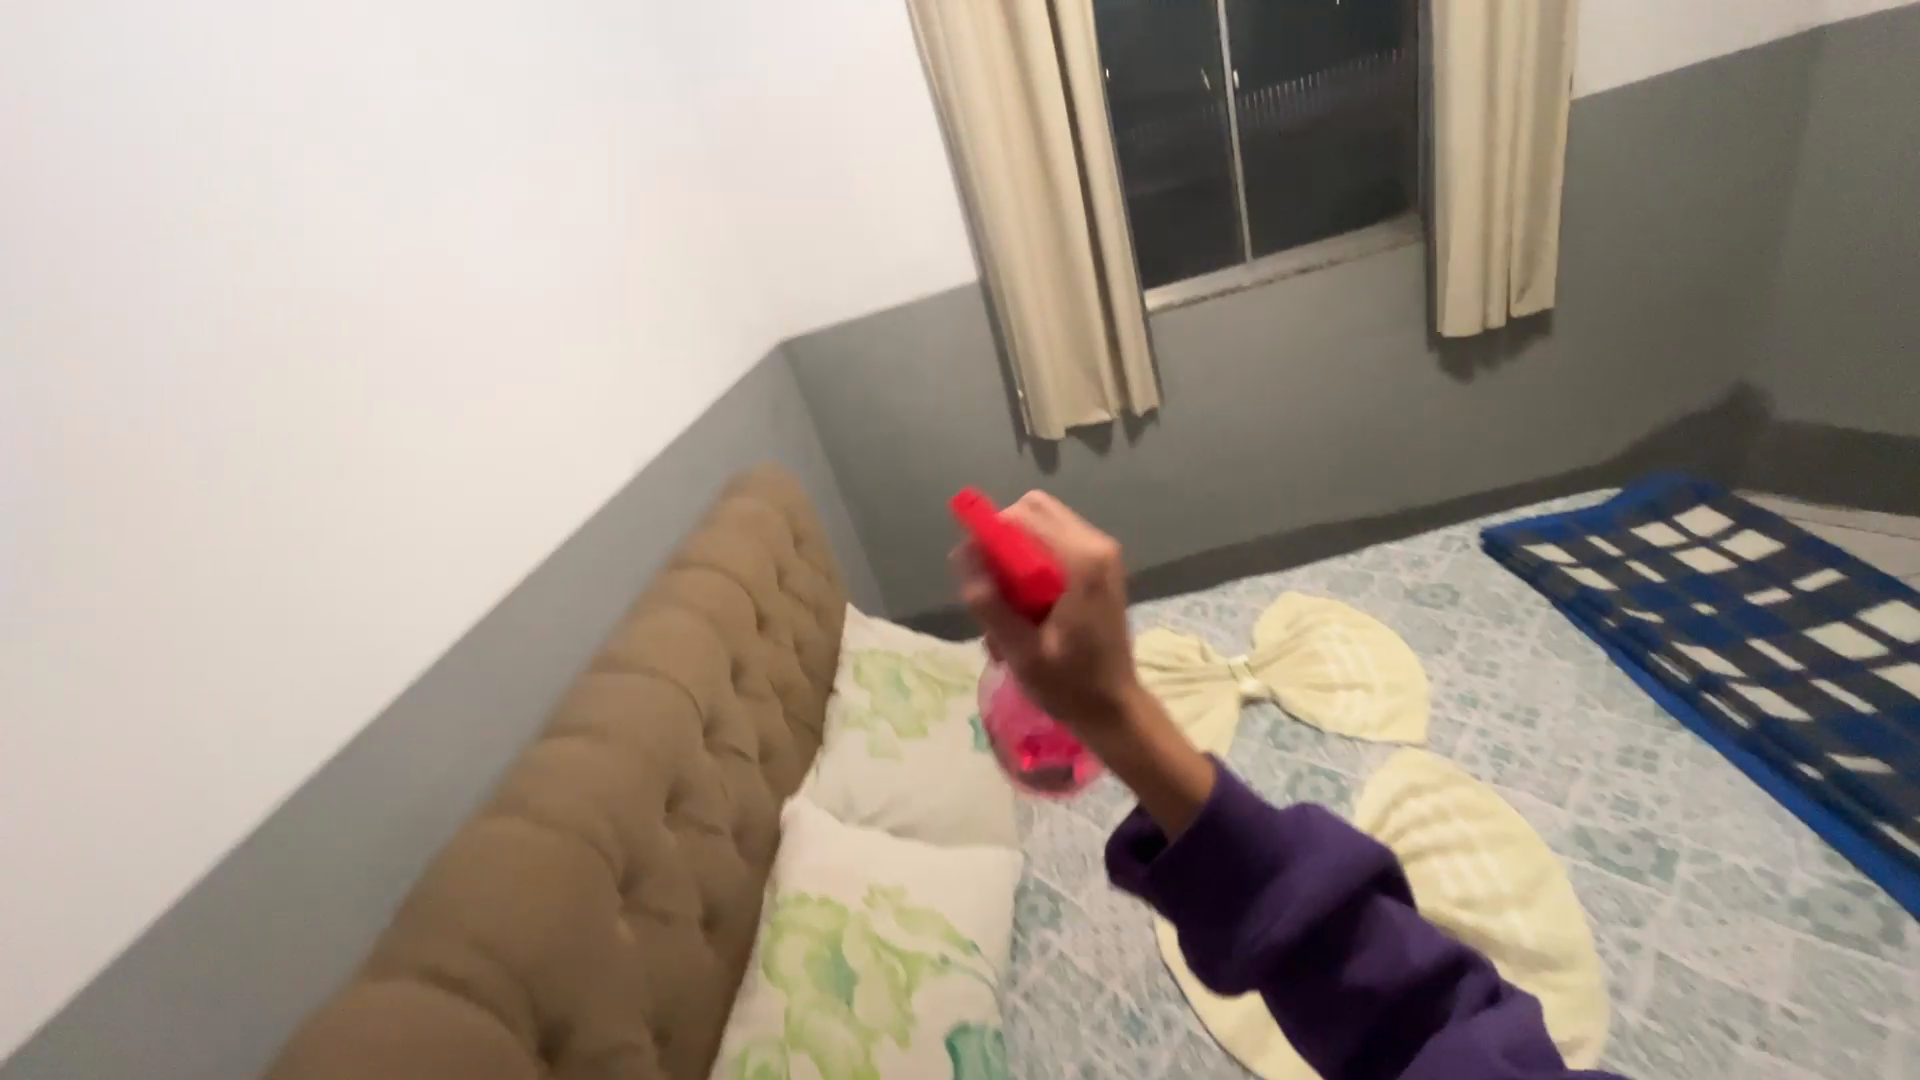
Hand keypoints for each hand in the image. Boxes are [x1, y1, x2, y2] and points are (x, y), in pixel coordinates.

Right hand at [952, 491, 1142, 733]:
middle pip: (1031, 510)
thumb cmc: (1070, 685)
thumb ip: (990, 603)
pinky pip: (1053, 542)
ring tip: (1010, 602)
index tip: (975, 574)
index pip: (1021, 517)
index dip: (989, 536)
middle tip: (993, 586)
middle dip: (1003, 542)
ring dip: (1016, 554)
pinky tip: (1028, 606)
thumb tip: (961, 554)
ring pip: (1040, 524)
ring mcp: (1101, 553)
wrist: (1114, 707)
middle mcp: (1096, 545)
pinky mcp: (1099, 565)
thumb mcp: (1021, 652)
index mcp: (1082, 561)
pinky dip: (1032, 563)